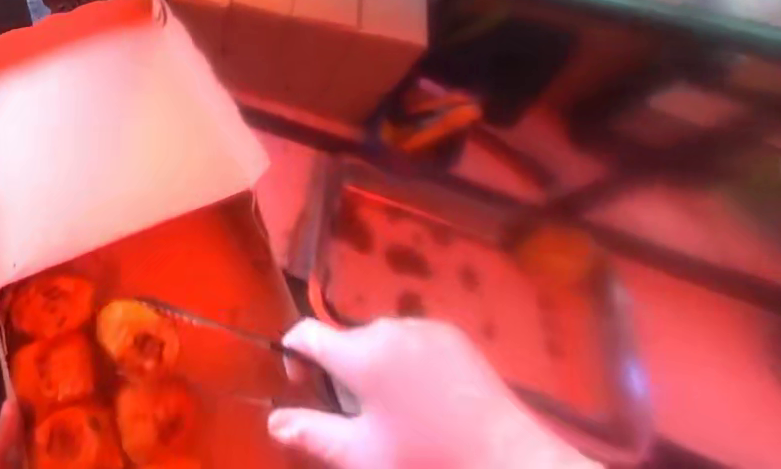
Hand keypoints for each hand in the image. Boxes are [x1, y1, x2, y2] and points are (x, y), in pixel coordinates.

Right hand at [268, 318, 597, 468]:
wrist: (507, 460)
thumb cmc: (425, 460)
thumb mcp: (362, 457)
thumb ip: (312, 433)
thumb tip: (273, 420)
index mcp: (361, 350)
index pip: (308, 332)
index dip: (295, 354)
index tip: (303, 386)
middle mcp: (387, 325)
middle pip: (347, 341)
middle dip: (343, 375)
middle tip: (364, 424)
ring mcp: (422, 325)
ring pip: (379, 342)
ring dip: (375, 370)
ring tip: (401, 419)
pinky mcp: (450, 333)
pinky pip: (412, 342)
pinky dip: (407, 365)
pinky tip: (429, 404)